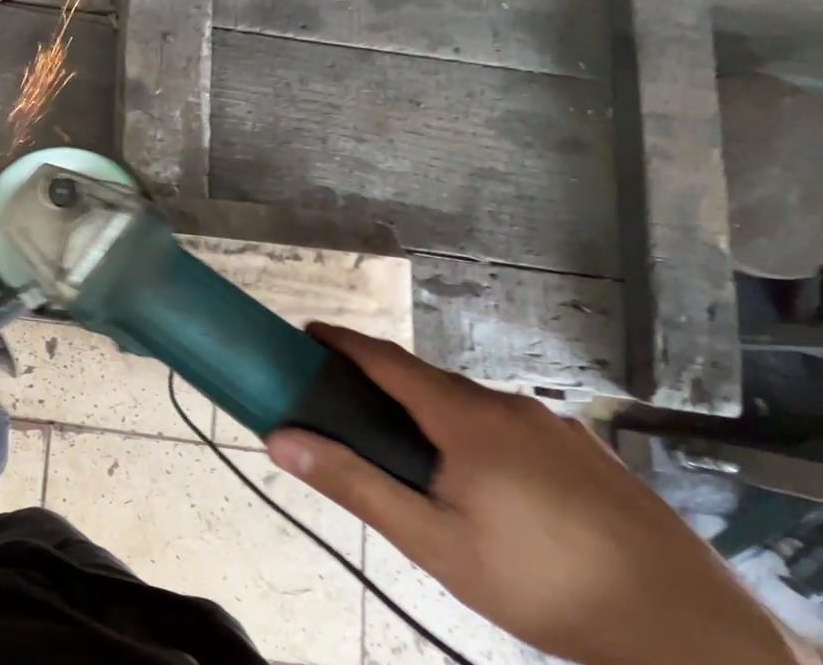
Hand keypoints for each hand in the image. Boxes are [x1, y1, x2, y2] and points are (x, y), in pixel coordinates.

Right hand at [266, 323, 800, 664]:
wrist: (687, 632)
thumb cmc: (538, 581)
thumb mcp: (432, 541)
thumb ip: (354, 484)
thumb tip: (280, 440)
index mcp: (469, 418)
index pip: (389, 359)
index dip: (343, 341)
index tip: (306, 334)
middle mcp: (514, 407)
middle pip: (431, 380)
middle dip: (382, 382)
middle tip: (345, 406)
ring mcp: (561, 429)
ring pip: (476, 406)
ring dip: (432, 412)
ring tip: (411, 454)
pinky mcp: (593, 456)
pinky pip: (515, 428)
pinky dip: (477, 433)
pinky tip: (485, 483)